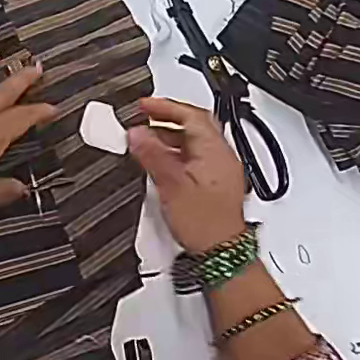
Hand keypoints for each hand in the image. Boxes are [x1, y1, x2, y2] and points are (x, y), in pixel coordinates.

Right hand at [126, 97, 248, 253]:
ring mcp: (221, 171)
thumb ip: (153, 156)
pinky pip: (196, 158)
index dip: (166, 107)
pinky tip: (162, 162)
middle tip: (146, 117)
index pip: (192, 115)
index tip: (145, 106)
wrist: (221, 253)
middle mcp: (222, 157)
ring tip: (147, 139)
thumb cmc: (205, 224)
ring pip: (195, 142)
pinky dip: (177, 153)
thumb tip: (137, 134)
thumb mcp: (171, 186)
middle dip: (168, 119)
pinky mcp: (216, 185)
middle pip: (196, 125)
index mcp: (215, 151)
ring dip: (171, 137)